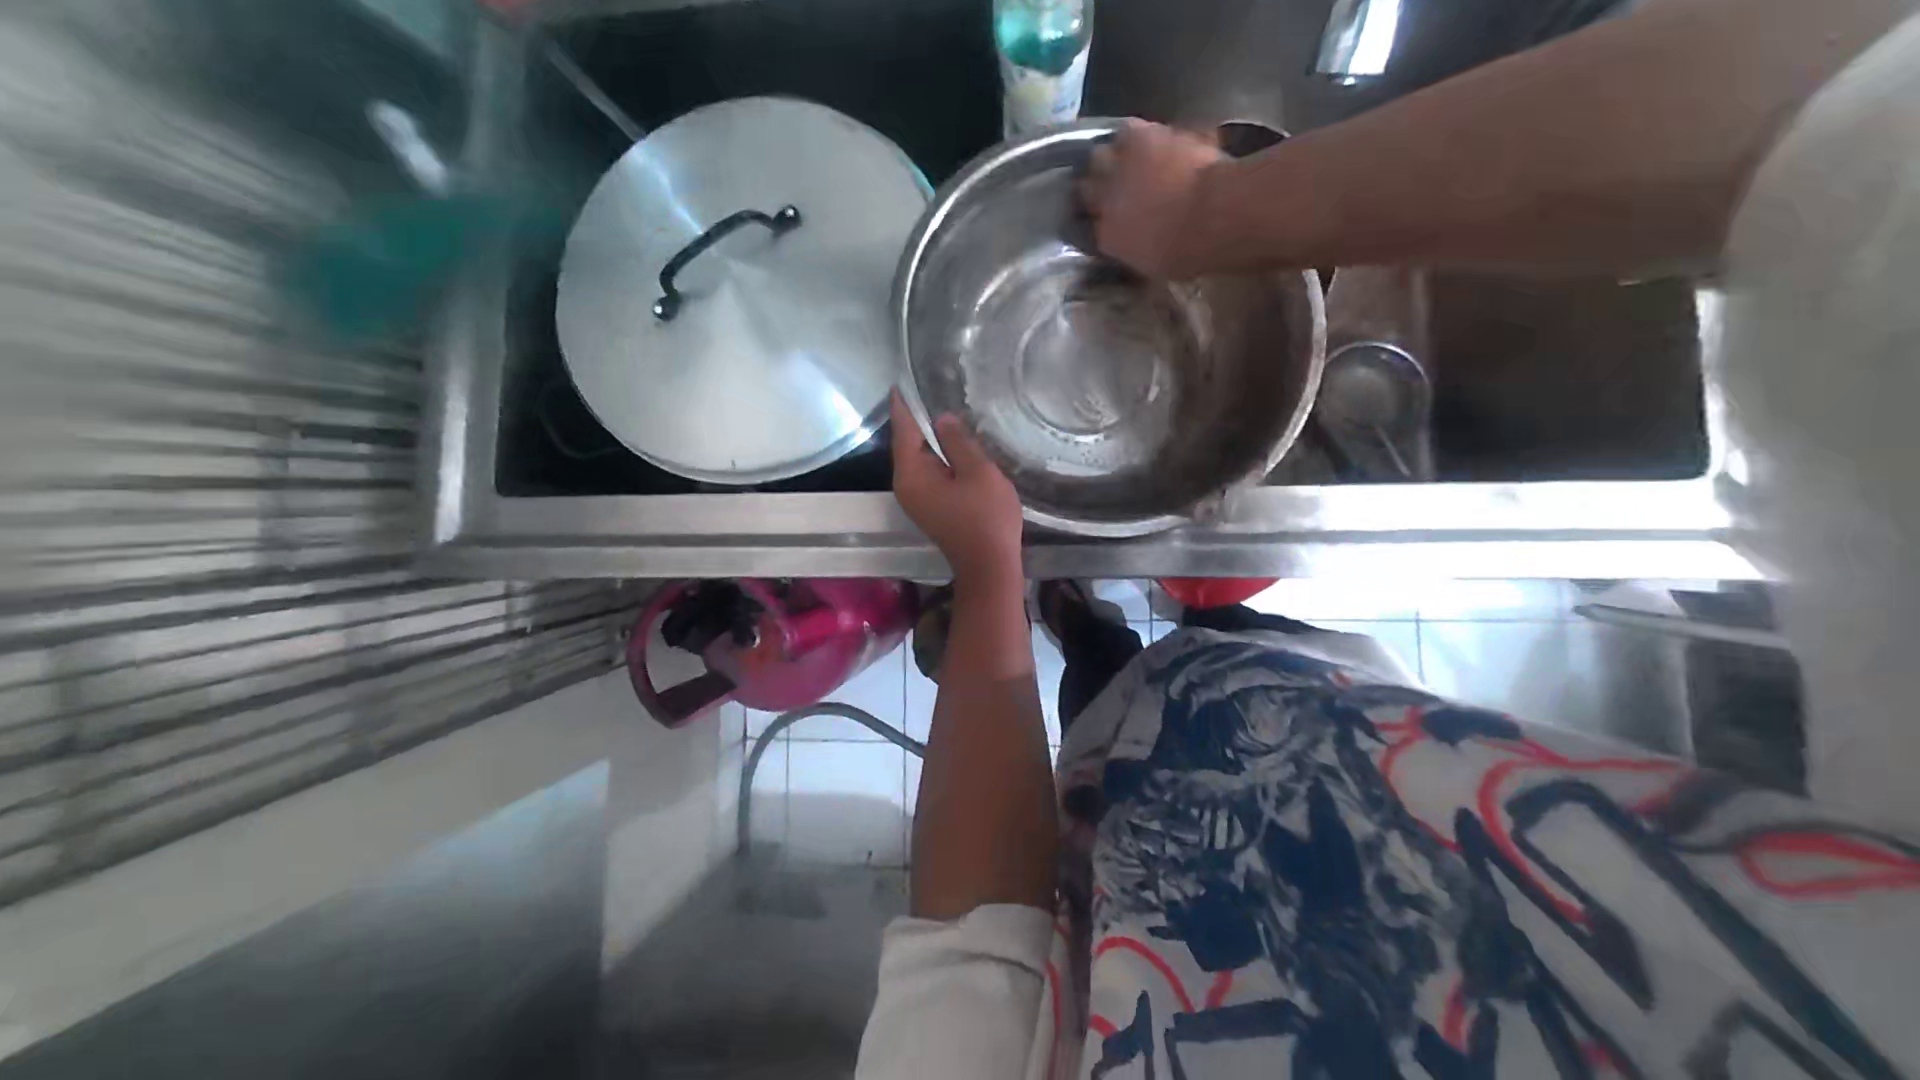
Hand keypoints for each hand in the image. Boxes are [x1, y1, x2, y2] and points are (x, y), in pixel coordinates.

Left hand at [890, 391, 1023, 583]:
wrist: (989, 565)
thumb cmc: (985, 516)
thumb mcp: (977, 471)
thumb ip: (958, 441)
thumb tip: (941, 419)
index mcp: (912, 474)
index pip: (904, 430)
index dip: (904, 405)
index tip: (899, 381)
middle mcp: (905, 486)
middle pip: (907, 445)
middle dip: (916, 419)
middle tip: (927, 388)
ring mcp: (915, 500)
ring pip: (918, 460)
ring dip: (928, 438)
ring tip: (941, 410)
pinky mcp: (929, 508)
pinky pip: (927, 473)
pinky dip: (935, 456)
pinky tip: (950, 445)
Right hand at [1080, 120, 1226, 279]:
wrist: (1210, 215)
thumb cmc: (1189, 251)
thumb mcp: (1158, 264)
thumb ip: (1139, 252)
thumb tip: (1139, 248)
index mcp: (1109, 237)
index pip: (1091, 227)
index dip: (1099, 219)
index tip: (1107, 217)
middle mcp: (1104, 202)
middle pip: (1085, 189)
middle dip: (1096, 187)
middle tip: (1112, 184)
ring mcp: (1118, 168)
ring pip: (1098, 156)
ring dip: (1110, 158)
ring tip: (1126, 158)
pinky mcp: (1138, 137)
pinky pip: (1126, 129)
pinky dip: (1135, 133)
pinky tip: (1147, 136)